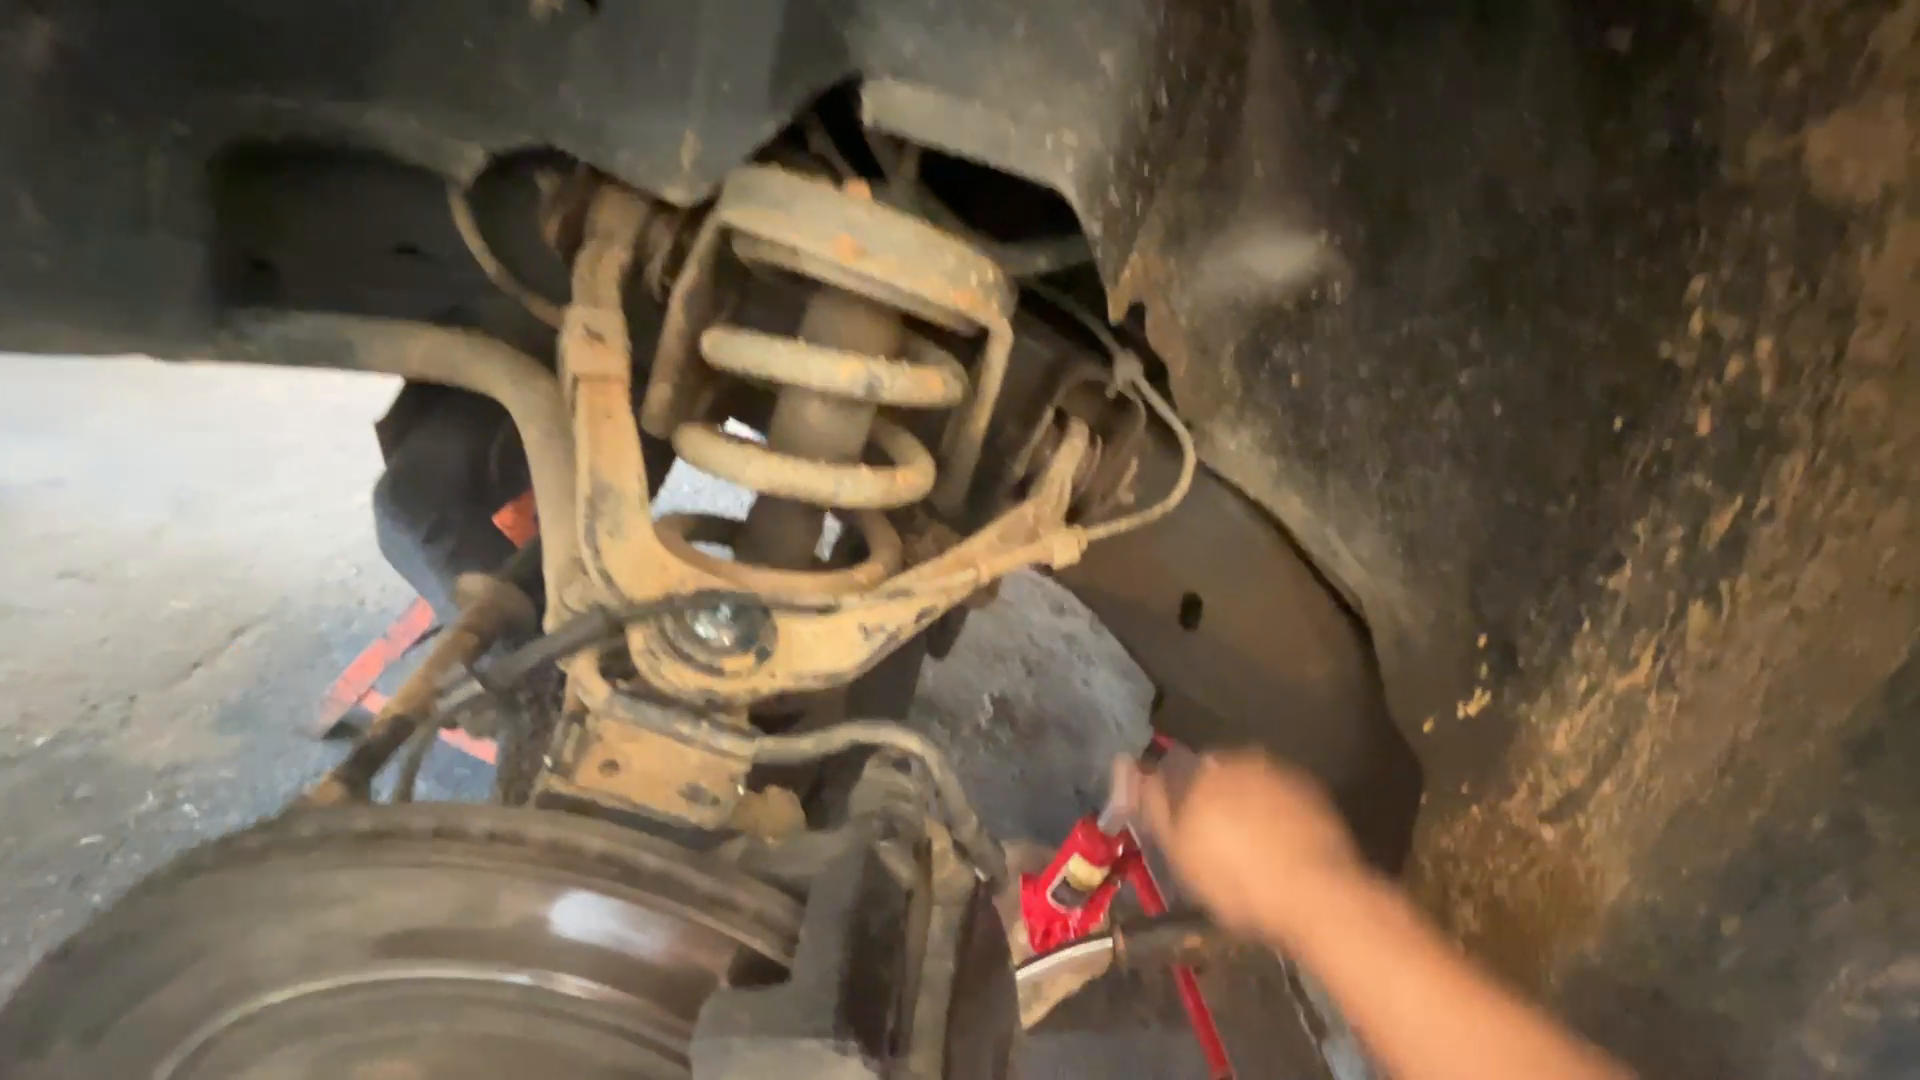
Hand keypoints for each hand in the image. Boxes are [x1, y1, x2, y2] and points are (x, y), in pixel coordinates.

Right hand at [1117, 749, 1366, 945]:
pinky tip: (1278, 848)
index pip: (1174, 770)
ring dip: (1243, 805)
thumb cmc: (1236, 879)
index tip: (1178, 829)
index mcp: (1202, 768)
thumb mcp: (1179, 850)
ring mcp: (1281, 774)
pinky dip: (1274, 815)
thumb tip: (1123, 765)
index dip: (1174, 799)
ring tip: (1248, 849)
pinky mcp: (1314, 794)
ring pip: (1249, 784)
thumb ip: (1150, 803)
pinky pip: (1281, 799)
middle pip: (1213, 774)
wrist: (1319, 897)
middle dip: (1210, 798)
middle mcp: (1241, 759)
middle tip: (1213, 842)